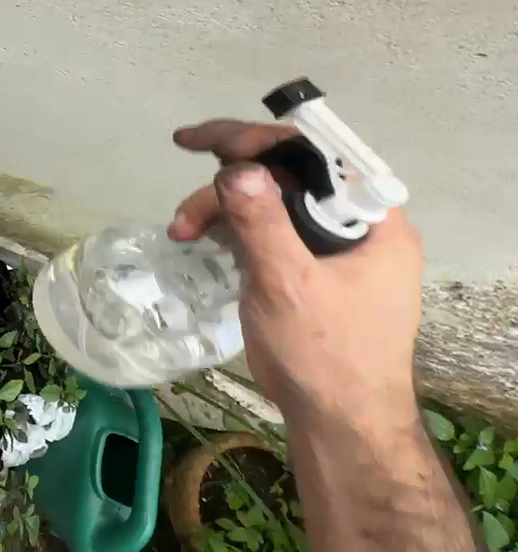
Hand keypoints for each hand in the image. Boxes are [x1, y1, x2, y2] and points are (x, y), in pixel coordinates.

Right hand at [168, 120, 423, 427]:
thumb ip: (264, 224)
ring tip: (181, 229)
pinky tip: (192, 235)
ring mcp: (320, 244)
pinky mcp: (293, 260)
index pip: (323, 157)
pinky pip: (252, 221)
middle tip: (182, 146)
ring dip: (213, 202)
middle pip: (285, 171)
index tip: (212, 142)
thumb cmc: (325, 350)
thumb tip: (236, 169)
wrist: (333, 413)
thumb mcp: (289, 284)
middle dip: (229, 168)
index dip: (267, 140)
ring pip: (259, 196)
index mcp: (373, 225)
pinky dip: (218, 222)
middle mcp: (351, 226)